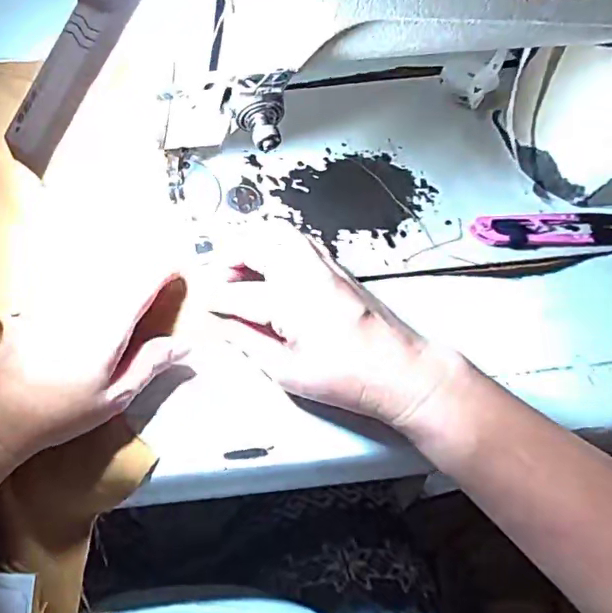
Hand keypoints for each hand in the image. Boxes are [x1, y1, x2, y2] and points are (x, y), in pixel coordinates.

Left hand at [0, 264, 188, 465]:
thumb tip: (186, 346)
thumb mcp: (114, 396)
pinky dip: (84, 269)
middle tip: (156, 278)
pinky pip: (68, 273)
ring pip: (95, 264)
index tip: (178, 277)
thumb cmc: (61, 409)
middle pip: (123, 263)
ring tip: (127, 270)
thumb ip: (150, 364)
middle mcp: (86, 297)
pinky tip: (86, 280)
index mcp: (112, 320)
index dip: (168, 272)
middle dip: (144, 264)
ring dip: (116, 263)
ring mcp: (58, 293)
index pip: (148, 277)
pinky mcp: (35, 297)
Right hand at [198, 222, 467, 432]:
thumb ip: (250, 344)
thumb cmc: (350, 380)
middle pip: (254, 247)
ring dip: (253, 242)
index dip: (217, 299)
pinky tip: (272, 259)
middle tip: (217, 277)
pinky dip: (278, 241)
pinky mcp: (338, 267)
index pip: (237, 293)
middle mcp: (305, 274)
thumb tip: (229, 326)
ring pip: (279, 233)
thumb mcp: (288, 373)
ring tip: (240, 262)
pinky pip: (301, 238)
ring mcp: (324, 266)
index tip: (208, 305)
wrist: (402, 372)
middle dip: (228, 259)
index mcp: (289, 302)